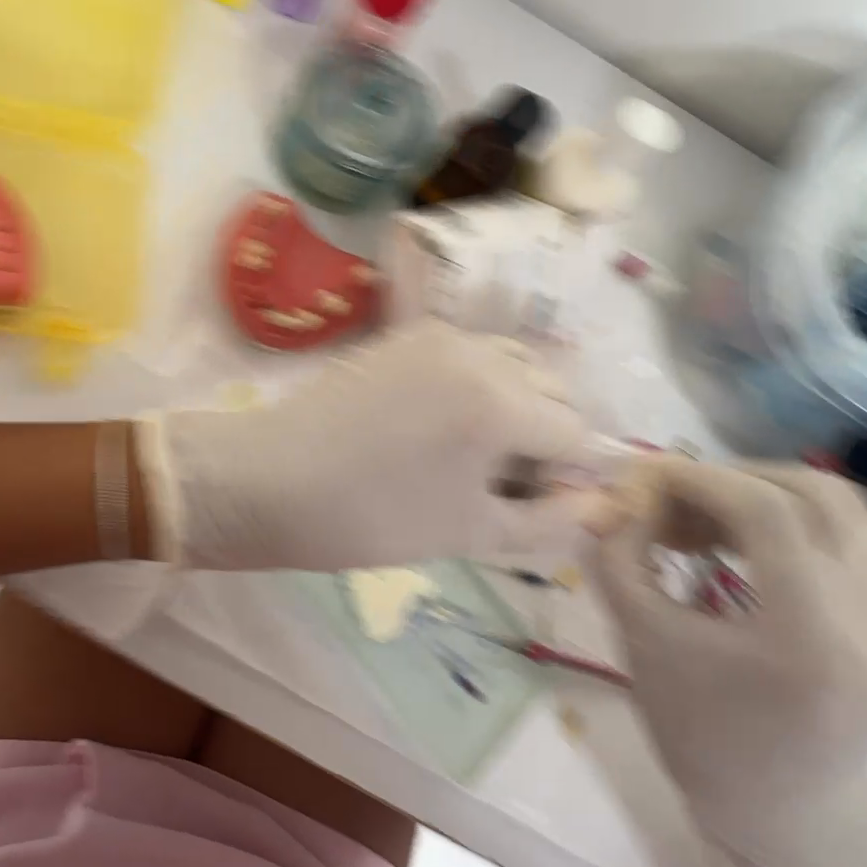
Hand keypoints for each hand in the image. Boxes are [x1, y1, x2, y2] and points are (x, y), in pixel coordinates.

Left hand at [140, 320, 590, 572]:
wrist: (266, 481)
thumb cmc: (367, 519)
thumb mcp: (467, 532)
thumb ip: (548, 521)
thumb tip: (600, 505)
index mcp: (500, 402)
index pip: (578, 434)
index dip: (578, 476)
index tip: (554, 506)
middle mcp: (478, 352)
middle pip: (552, 392)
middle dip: (550, 438)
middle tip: (509, 488)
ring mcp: (436, 336)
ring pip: (512, 366)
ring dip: (518, 407)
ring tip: (477, 458)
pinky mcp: (402, 334)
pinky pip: (468, 355)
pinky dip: (479, 386)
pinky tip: (444, 427)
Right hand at [589, 458, 866, 866]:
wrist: (785, 805)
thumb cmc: (700, 729)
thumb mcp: (640, 640)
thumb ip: (620, 557)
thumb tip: (617, 497)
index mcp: (811, 635)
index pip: (764, 508)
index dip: (698, 478)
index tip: (647, 480)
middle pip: (813, 492)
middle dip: (730, 480)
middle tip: (676, 503)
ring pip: (844, 505)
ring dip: (766, 494)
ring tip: (711, 524)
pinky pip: (866, 533)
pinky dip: (804, 519)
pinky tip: (758, 544)